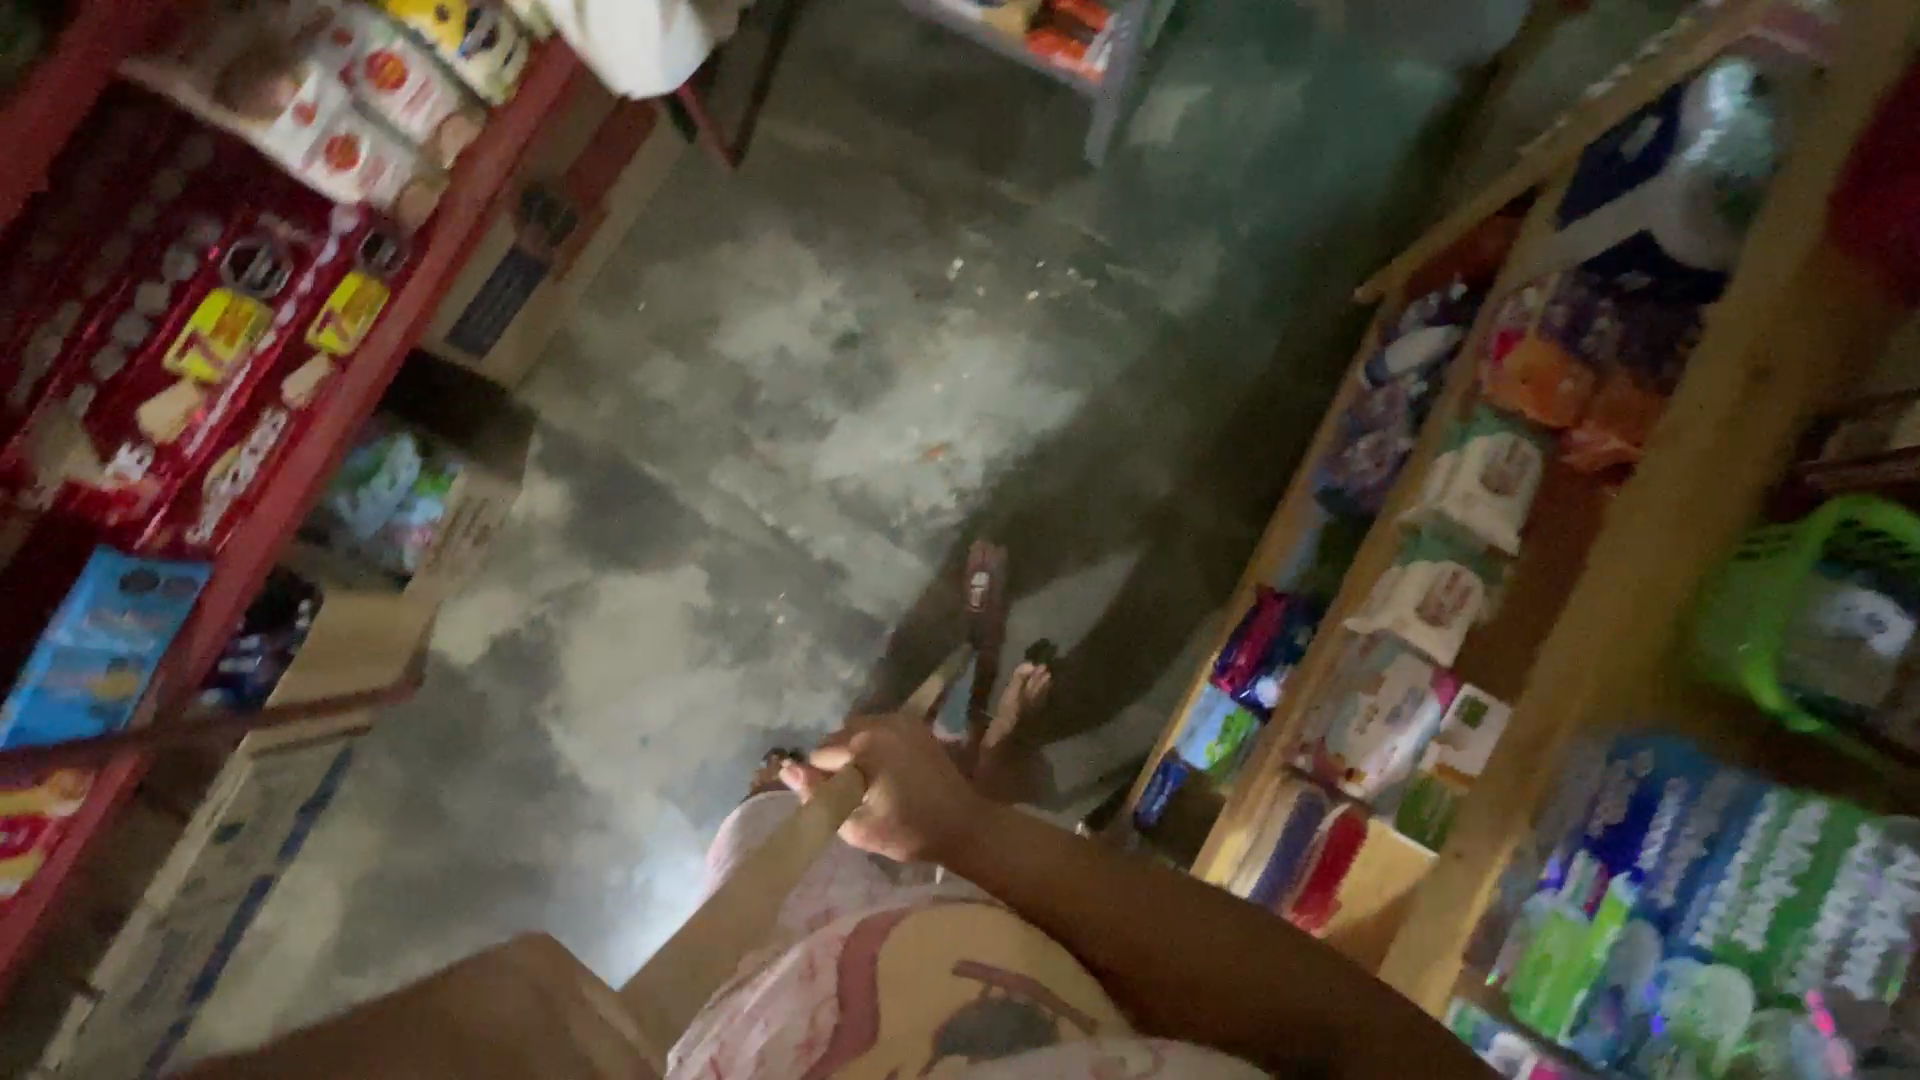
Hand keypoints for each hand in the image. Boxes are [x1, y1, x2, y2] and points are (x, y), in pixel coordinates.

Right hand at [781, 713, 984, 863]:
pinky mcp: (916, 725)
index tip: (841, 804)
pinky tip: (887, 771)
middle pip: (836, 738)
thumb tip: (786, 769)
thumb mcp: (855, 825)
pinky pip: (878, 728)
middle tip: (856, 796)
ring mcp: (901, 720)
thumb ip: (817, 796)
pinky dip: (873, 745)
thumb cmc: (908, 832)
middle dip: (837, 764)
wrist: (963, 825)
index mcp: (864, 744)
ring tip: (870, 784)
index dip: (823, 783)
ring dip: (853, 752)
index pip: (819, 756)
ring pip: (855, 730)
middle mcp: (881, 722)